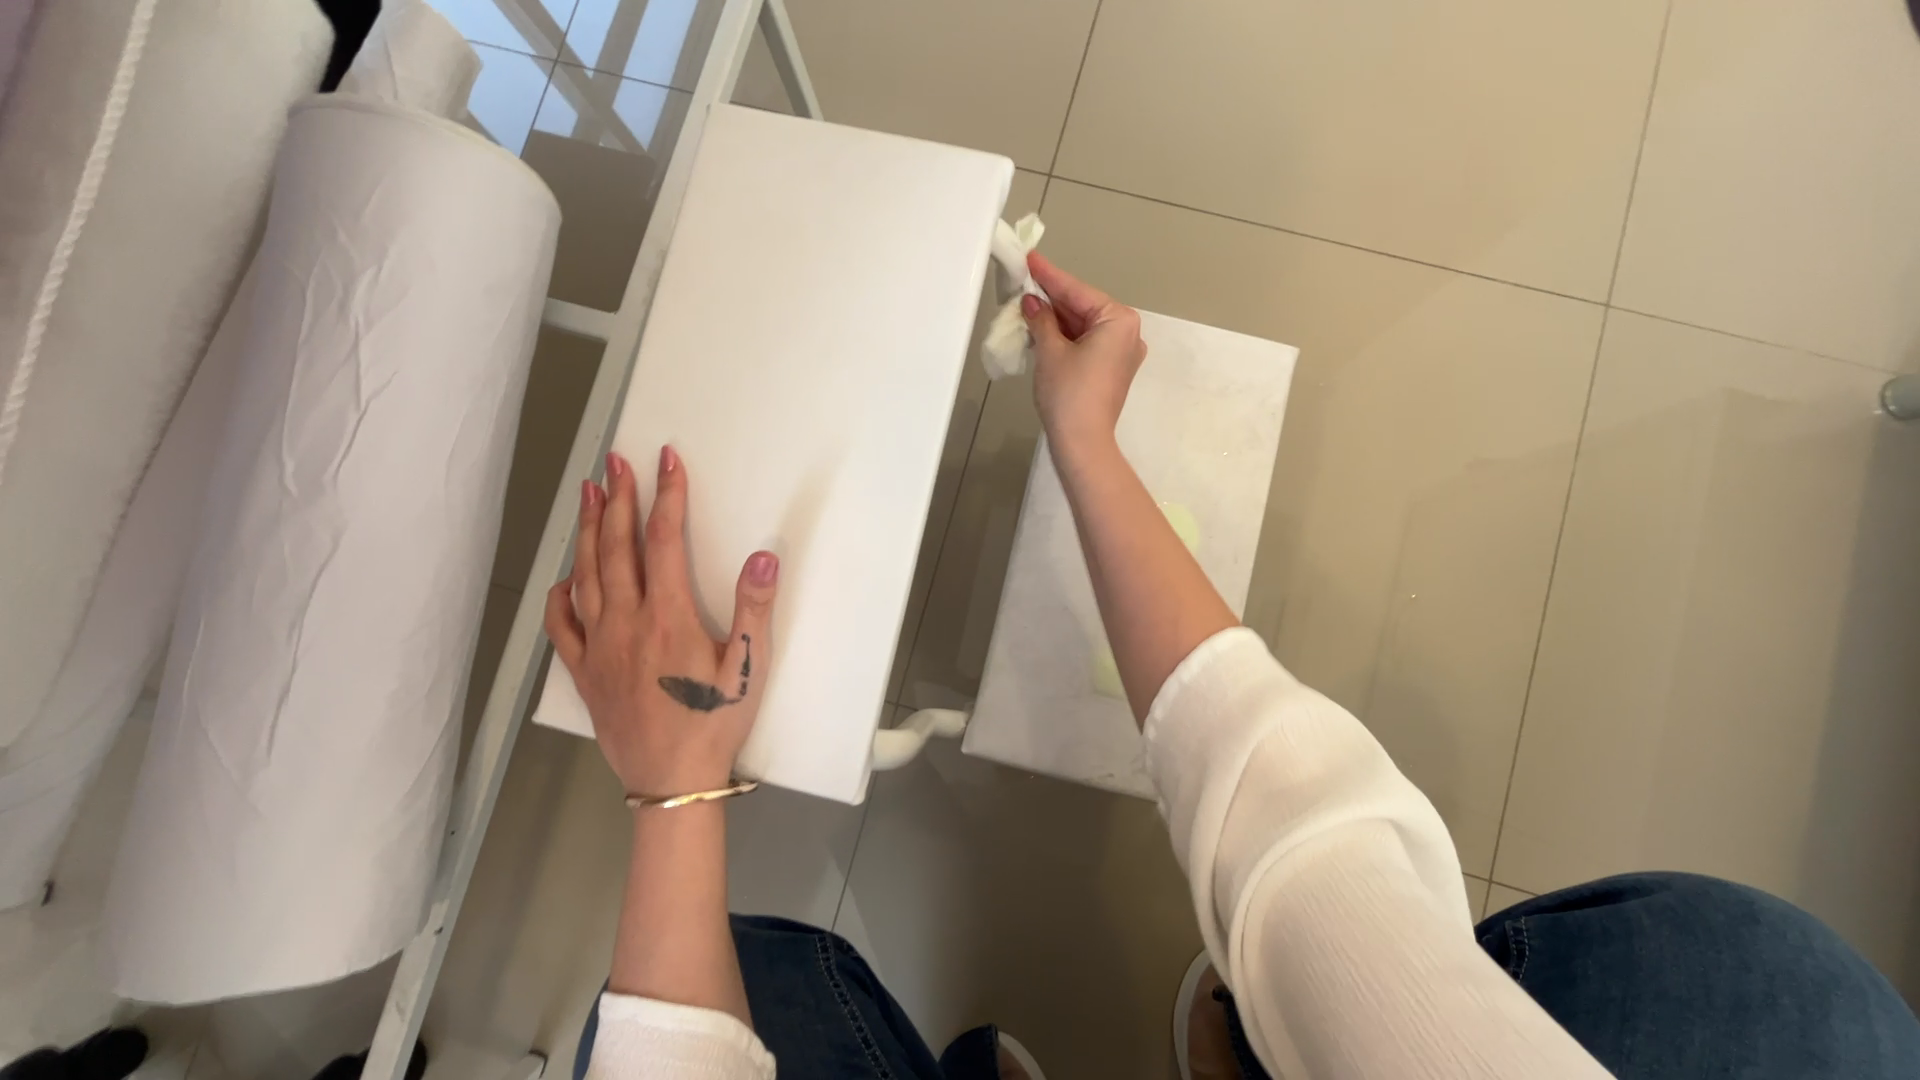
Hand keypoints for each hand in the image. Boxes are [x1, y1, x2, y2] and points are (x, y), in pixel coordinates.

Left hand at [544, 445, 779, 799]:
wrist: (672, 780)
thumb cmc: (714, 723)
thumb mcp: (747, 668)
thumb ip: (754, 610)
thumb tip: (762, 557)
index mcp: (668, 617)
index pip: (664, 540)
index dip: (666, 495)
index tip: (665, 459)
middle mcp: (626, 622)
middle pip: (616, 548)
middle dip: (616, 499)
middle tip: (615, 461)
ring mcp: (599, 647)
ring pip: (587, 575)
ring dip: (587, 531)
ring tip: (587, 494)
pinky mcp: (585, 672)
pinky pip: (563, 624)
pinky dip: (562, 593)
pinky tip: (567, 577)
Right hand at [1021, 252, 1146, 457]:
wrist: (1082, 443)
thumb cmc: (1069, 394)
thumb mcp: (1050, 351)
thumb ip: (1041, 320)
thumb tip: (1031, 302)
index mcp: (1119, 320)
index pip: (1077, 291)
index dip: (1050, 276)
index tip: (1030, 258)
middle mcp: (1127, 332)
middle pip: (1082, 307)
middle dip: (1051, 299)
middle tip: (1022, 283)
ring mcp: (1122, 354)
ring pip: (1083, 326)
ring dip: (1055, 319)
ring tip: (1025, 305)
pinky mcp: (1111, 371)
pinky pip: (1086, 343)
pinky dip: (1064, 337)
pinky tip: (1040, 329)